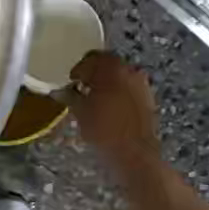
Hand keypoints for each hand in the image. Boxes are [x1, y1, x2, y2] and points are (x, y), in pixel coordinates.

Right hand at [67, 52, 160, 171]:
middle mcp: (129, 70)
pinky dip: (119, 93)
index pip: (92, 57)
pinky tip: (109, 108)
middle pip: (108, 64)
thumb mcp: (80, 112)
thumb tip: (60, 92)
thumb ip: (70, 97)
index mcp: (111, 68)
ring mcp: (142, 84)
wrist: (135, 152)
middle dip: (94, 74)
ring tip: (95, 100)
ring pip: (120, 76)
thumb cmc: (104, 130)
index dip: (79, 68)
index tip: (72, 80)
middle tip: (81, 88)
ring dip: (107, 83)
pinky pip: (130, 88)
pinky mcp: (148, 98)